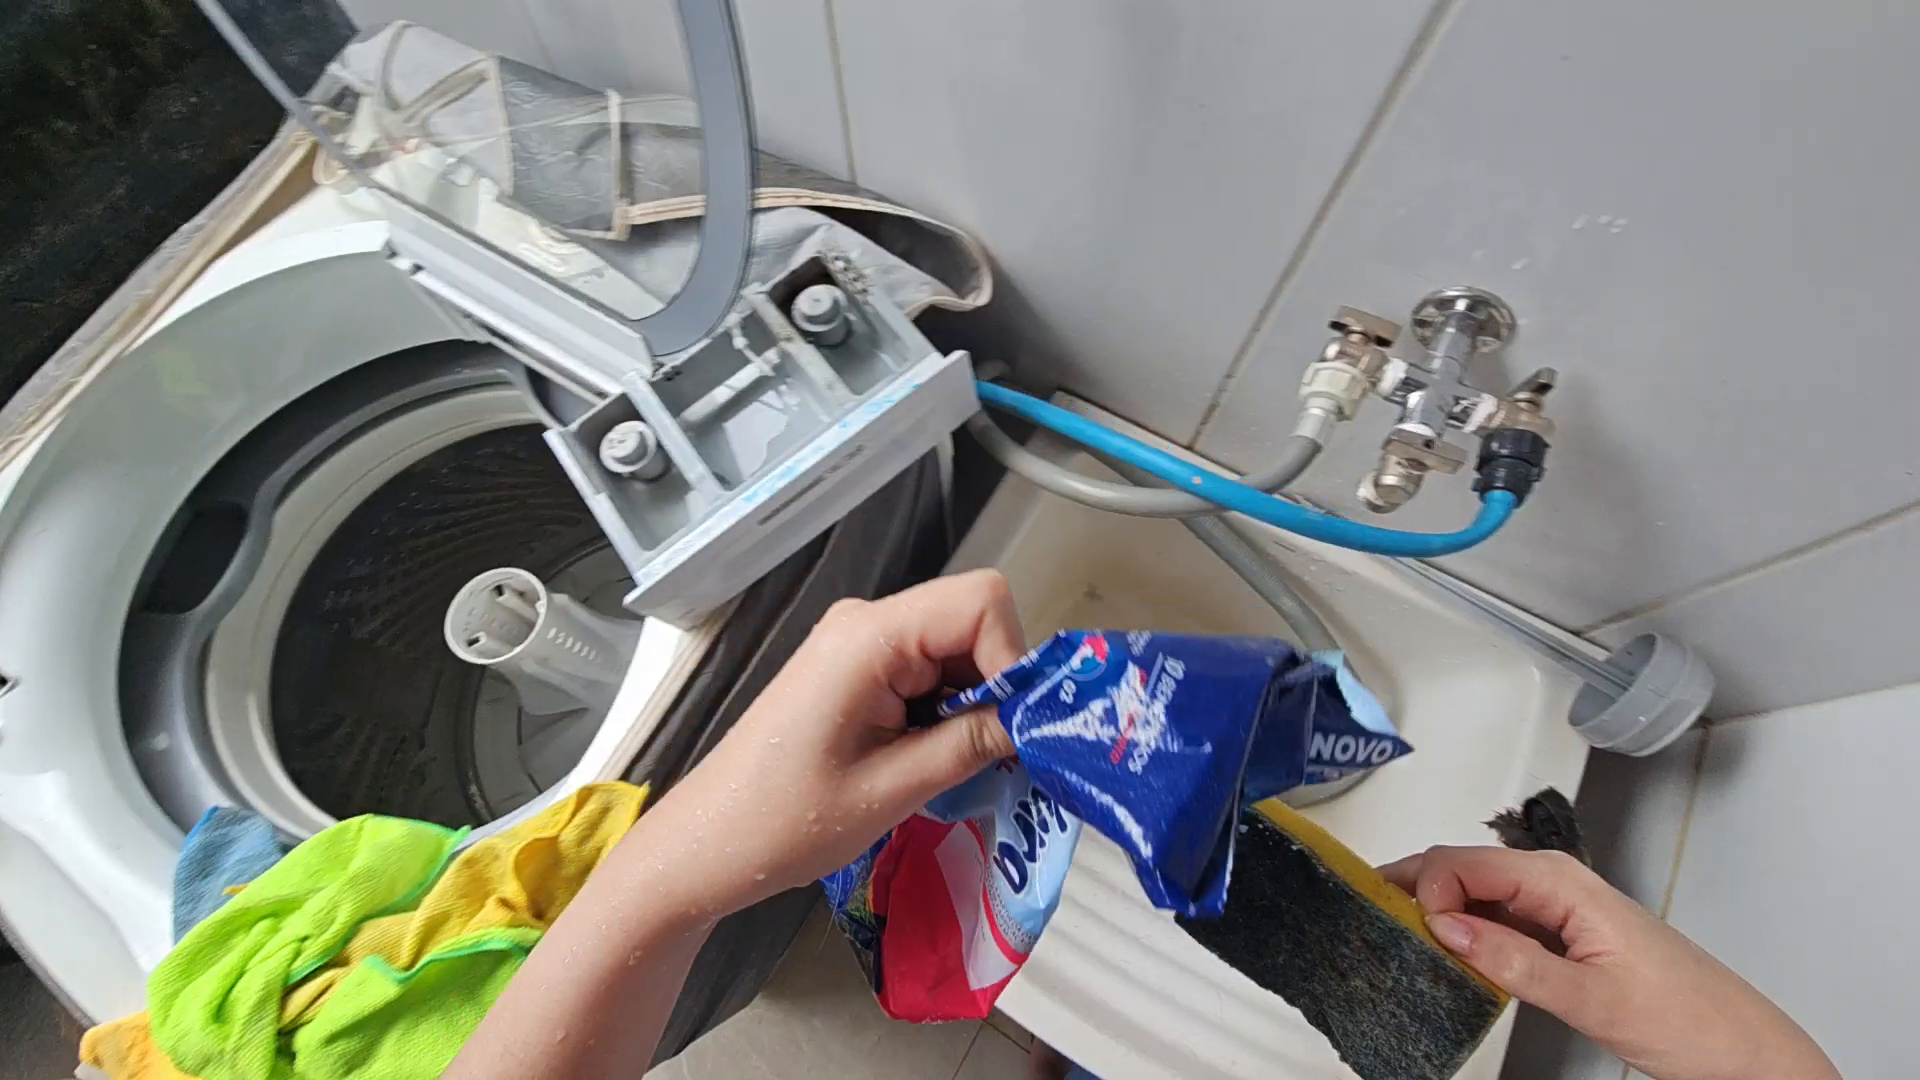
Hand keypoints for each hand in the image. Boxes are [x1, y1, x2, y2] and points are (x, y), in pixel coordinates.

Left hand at [627, 569, 1023, 918]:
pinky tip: (929, 751)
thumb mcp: (895, 788)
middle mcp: (867, 621)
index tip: (1017, 724)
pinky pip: (929, 666)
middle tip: (995, 750)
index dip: (1014, 656)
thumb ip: (974, 742)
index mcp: (870, 635)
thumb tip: (1041, 719)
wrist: (709, 843)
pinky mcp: (858, 665)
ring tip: (953, 760)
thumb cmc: (786, 821)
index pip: (981, 601)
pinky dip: (948, 705)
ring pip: (955, 646)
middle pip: (971, 619)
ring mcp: (860, 640)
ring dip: (973, 699)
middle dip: (997, 682)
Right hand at [1379, 846, 1838, 1079]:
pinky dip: (1457, 924)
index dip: (1428, 888)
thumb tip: (1441, 927)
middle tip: (1374, 913)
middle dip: (1414, 885)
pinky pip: (1488, 911)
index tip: (1414, 929)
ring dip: (1431, 904)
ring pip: (1468, 887)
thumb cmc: (1687, 1024)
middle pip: (1459, 865)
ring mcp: (1547, 900)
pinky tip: (1440, 944)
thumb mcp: (1595, 1000)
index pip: (1464, 862)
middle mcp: (1546, 877)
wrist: (1752, 1056)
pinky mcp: (1550, 925)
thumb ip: (1515, 961)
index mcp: (1556, 880)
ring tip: (1395, 927)